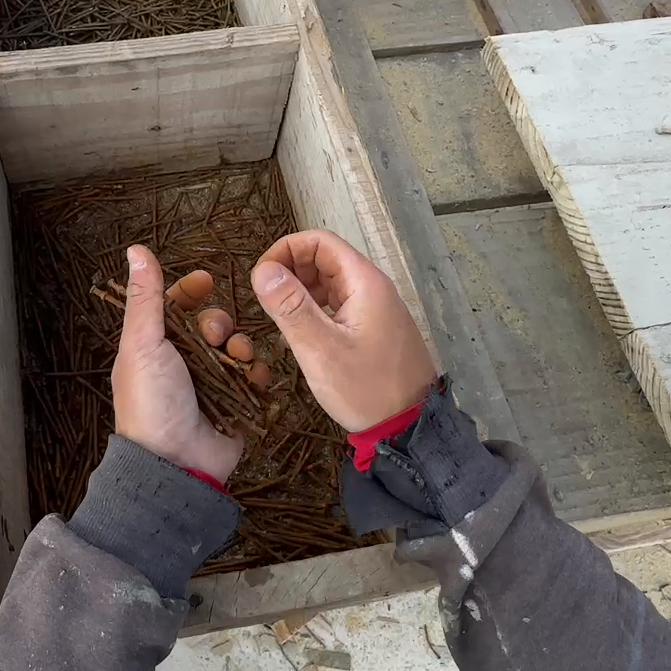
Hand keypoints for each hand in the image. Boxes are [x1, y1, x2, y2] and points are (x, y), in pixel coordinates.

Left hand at [112, 244, 244, 482]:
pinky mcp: (235, 402)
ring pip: (235, 346)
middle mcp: (182, 362)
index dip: (189, 292)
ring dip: (240, 345)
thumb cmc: (151, 401)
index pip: (174, 307)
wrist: (176, 463)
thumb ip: (145, 297)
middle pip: (210, 323)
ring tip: (236, 357)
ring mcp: (210, 383)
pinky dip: (255, 372)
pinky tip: (251, 376)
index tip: (205, 281)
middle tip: (214, 334)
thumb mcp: (143, 343)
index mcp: (154, 346)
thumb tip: (134, 249)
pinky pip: (253, 375)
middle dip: (217, 322)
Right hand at [252, 230, 436, 432]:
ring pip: (330, 282)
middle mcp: (373, 287)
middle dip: (291, 271)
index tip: (261, 278)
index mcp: (364, 282)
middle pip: (325, 258)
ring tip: (279, 319)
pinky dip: (315, 309)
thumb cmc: (365, 389)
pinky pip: (339, 304)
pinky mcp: (374, 328)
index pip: (319, 241)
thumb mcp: (321, 349)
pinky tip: (301, 333)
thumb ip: (290, 307)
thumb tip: (262, 270)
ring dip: (301, 291)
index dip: (286, 251)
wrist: (409, 429)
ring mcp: (376, 308)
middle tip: (265, 301)